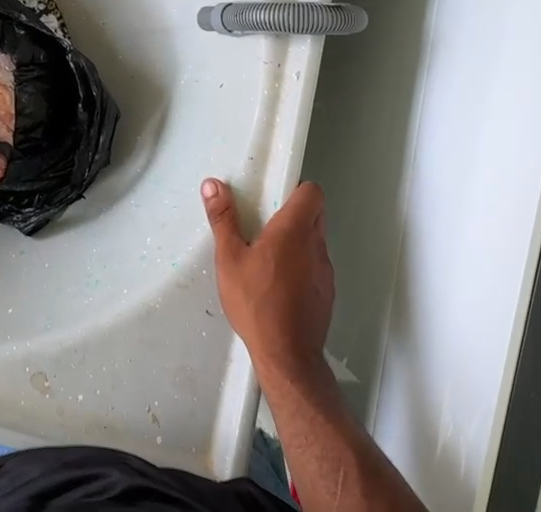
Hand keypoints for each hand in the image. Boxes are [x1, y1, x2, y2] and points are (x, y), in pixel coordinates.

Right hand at [202, 178, 333, 379]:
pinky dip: (302, 266)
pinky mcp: (328, 293)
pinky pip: (317, 266)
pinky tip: (279, 285)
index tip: (274, 197)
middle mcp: (316, 246)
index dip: (297, 189)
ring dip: (298, 241)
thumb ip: (223, 219)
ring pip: (316, 242)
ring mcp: (326, 271)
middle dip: (295, 212)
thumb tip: (213, 184)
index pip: (312, 192)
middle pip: (316, 214)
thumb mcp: (229, 258)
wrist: (286, 355)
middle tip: (265, 223)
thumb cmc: (255, 302)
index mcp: (294, 230)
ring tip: (268, 257)